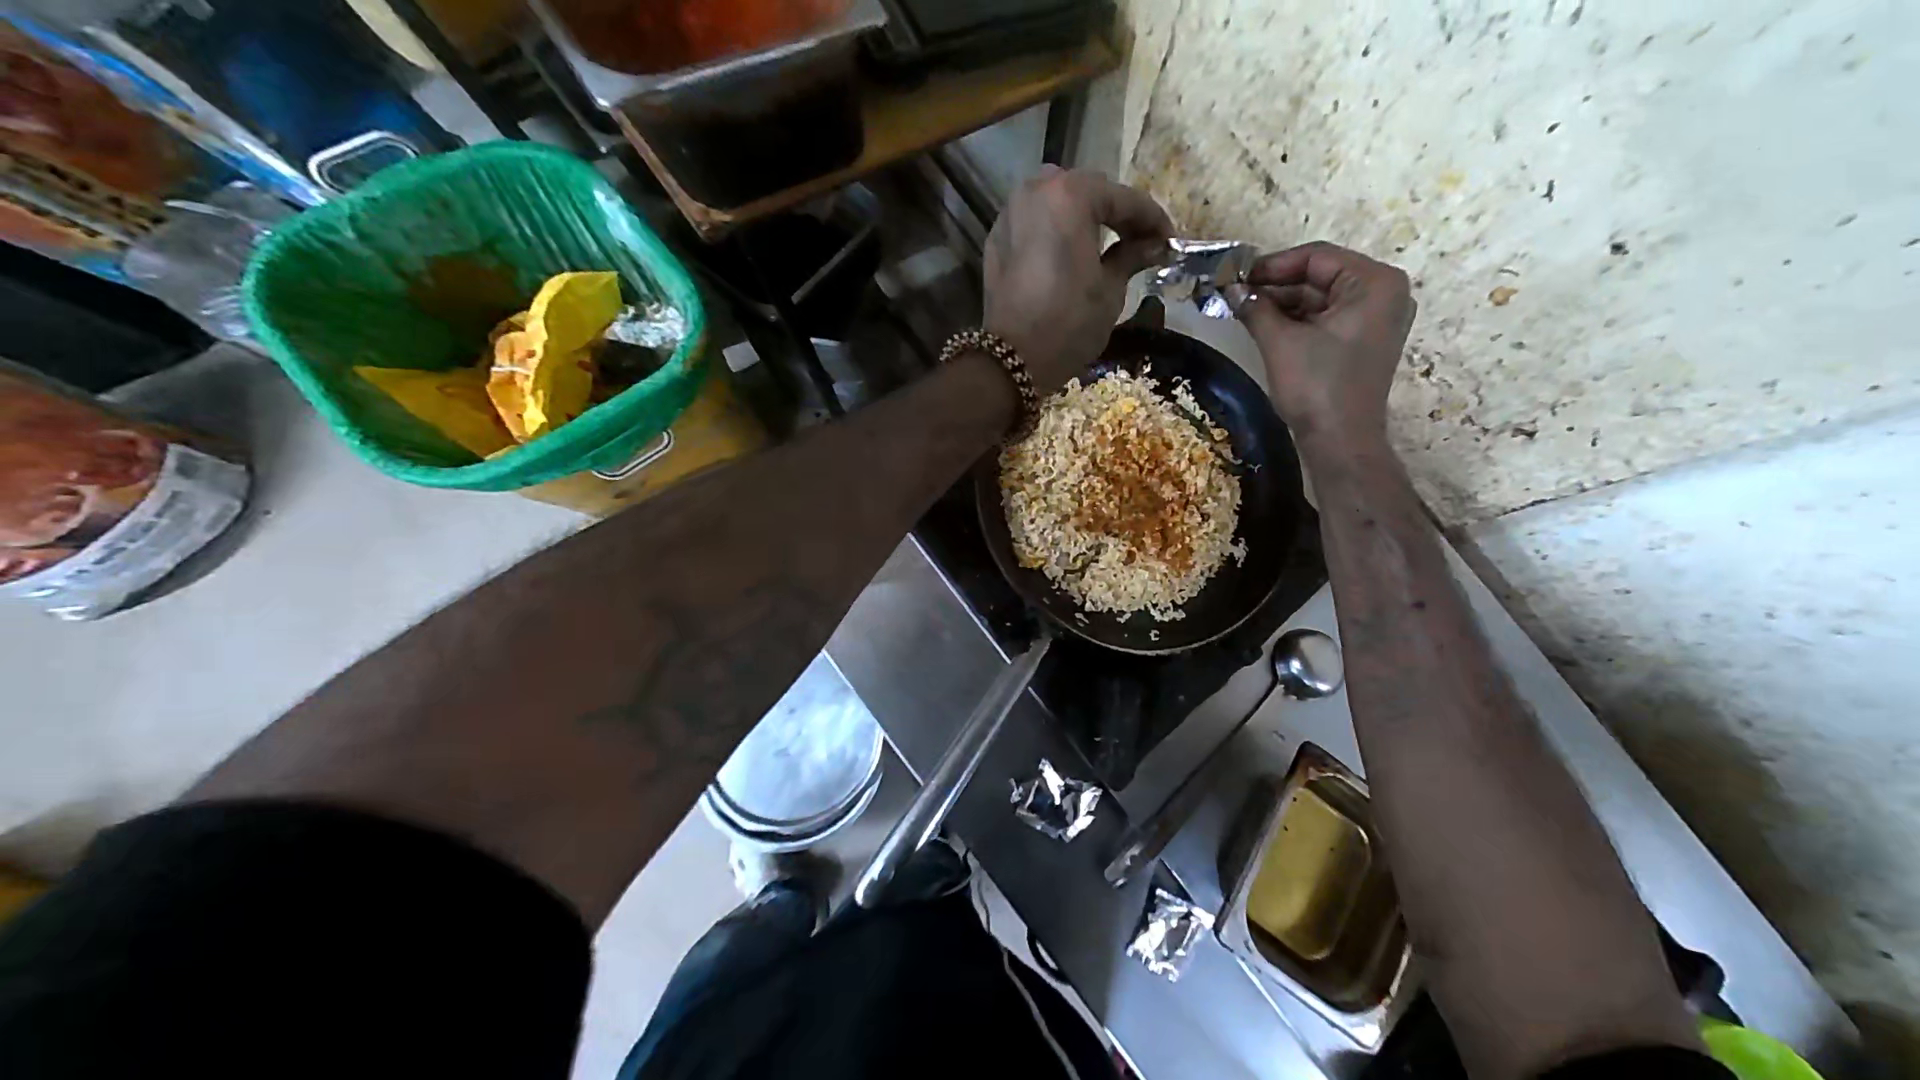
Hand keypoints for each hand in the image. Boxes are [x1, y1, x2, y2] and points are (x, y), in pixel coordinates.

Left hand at [983, 166, 1172, 392]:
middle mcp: (1035, 192)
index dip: (1151, 219)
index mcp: (1069, 195)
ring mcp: (1009, 214)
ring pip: (1056, 202)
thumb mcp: (1110, 289)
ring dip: (1082, 217)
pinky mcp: (995, 240)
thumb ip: (1132, 256)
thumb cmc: (1069, 322)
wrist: (1012, 359)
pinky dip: (1054, 231)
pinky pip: (1033, 223)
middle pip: (1087, 192)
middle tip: (1139, 241)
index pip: (1122, 199)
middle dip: (1115, 214)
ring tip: (1105, 245)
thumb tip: (1154, 245)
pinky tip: (1070, 253)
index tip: (1169, 240)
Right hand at [1233, 241, 1416, 450]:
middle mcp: (1383, 293)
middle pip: (1320, 276)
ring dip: (1282, 303)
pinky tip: (1263, 324)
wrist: (1340, 440)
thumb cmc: (1317, 386)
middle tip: (1235, 293)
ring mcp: (1375, 319)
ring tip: (1243, 309)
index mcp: (1374, 283)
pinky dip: (1296, 320)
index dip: (1272, 265)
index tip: (1236, 274)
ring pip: (1320, 298)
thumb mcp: (1280, 341)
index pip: (1317, 257)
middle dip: (1276, 285)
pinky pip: (1326, 318)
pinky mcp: (1362, 341)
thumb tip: (1232, 289)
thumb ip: (1256, 307)